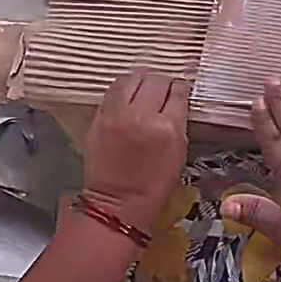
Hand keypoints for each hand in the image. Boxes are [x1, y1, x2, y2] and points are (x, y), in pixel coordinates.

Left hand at [80, 68, 190, 231]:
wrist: (117, 203)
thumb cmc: (154, 184)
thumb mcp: (178, 152)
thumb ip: (178, 121)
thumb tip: (177, 98)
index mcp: (167, 127)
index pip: (178, 91)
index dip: (181, 87)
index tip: (180, 89)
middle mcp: (142, 114)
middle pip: (156, 79)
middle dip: (163, 82)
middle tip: (164, 89)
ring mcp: (117, 114)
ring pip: (133, 78)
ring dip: (142, 80)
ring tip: (145, 89)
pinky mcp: (99, 116)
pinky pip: (114, 89)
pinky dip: (124, 88)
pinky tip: (128, 97)